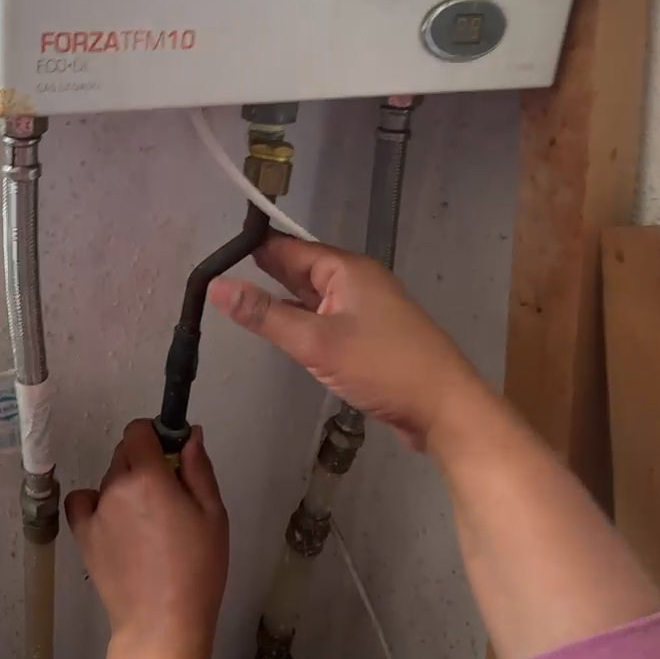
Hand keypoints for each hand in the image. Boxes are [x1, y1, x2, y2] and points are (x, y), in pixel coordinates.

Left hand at [66, 419, 227, 658]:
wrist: (163, 624)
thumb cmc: (197, 570)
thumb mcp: (213, 515)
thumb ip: (198, 468)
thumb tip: (190, 434)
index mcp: (149, 476)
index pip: (138, 430)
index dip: (154, 435)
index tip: (170, 456)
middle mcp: (116, 485)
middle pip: (124, 453)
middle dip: (144, 463)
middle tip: (167, 497)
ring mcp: (95, 510)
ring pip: (109, 480)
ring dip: (125, 487)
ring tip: (148, 526)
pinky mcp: (82, 534)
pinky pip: (82, 502)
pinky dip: (95, 505)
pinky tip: (115, 525)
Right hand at [207, 235, 487, 449]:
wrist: (446, 410)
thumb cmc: (383, 367)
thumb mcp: (315, 341)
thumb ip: (263, 314)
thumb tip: (216, 286)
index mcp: (345, 269)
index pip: (287, 247)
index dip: (251, 248)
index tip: (212, 255)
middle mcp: (354, 280)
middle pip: (298, 269)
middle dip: (262, 272)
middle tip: (215, 277)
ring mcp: (363, 307)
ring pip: (310, 295)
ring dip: (280, 298)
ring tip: (237, 300)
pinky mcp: (367, 334)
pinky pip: (323, 317)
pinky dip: (299, 319)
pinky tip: (280, 329)